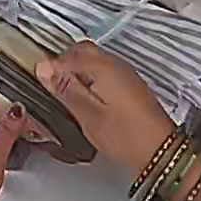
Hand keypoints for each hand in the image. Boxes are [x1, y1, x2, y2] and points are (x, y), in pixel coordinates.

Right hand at [36, 41, 173, 180]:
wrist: (160, 150)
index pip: (68, 56)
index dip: (51, 66)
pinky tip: (87, 98)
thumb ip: (65, 89)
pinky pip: (105, 70)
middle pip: (83, 50)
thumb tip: (45, 69)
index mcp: (103, 67)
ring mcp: (125, 73)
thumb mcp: (88, 115)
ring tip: (67, 94)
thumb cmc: (126, 136)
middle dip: (64, 63)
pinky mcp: (130, 84)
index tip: (40, 79)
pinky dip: (91, 77)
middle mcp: (116, 64)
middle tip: (51, 85)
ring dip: (78, 70)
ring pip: (94, 59)